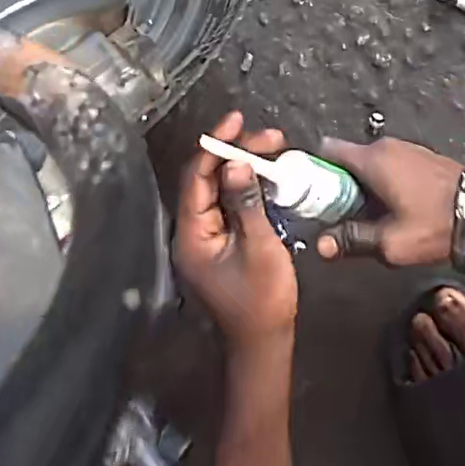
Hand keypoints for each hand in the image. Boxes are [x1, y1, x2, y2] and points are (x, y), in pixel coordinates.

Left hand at [172, 112, 297, 348]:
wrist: (263, 344)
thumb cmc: (262, 301)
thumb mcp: (259, 247)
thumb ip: (246, 203)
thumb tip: (237, 163)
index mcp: (192, 234)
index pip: (196, 177)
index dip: (215, 145)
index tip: (237, 121)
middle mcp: (192, 231)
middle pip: (207, 178)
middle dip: (235, 152)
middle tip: (269, 136)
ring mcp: (206, 237)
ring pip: (219, 187)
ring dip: (243, 165)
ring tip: (273, 146)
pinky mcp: (220, 241)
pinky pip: (228, 202)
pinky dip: (246, 184)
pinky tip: (266, 173)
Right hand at [312, 136, 463, 265]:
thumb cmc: (432, 225)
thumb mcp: (390, 243)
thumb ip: (352, 240)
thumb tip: (320, 245)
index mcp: (372, 159)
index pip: (327, 149)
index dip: (314, 170)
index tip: (312, 196)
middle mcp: (386, 145)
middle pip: (348, 159)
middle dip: (339, 185)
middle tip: (340, 217)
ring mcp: (406, 147)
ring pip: (370, 163)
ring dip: (363, 185)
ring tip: (369, 216)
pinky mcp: (422, 155)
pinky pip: (390, 164)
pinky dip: (383, 181)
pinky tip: (395, 208)